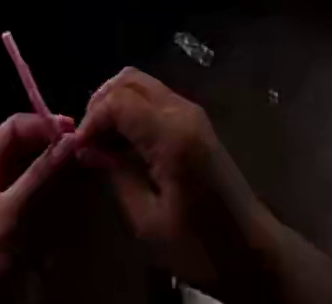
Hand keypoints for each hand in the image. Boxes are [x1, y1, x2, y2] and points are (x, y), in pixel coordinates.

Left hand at [0, 112, 78, 303]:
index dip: (39, 123)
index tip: (69, 128)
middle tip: (80, 144)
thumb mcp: (7, 213)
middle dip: (49, 142)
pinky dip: (50, 186)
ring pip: (31, 169)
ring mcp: (3, 200)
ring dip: (52, 163)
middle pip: (23, 147)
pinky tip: (68, 187)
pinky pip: (34, 193)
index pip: (12, 129)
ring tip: (79, 161)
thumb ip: (37, 176)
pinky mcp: (13, 222)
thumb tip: (67, 140)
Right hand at [75, 69, 273, 295]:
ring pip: (141, 83)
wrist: (253, 252)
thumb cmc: (200, 245)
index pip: (119, 102)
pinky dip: (131, 107)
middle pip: (129, 80)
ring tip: (101, 139)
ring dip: (115, 102)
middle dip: (101, 102)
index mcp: (172, 135)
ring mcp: (191, 111)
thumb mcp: (148, 220)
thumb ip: (116, 175)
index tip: (79, 148)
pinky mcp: (195, 119)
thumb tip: (88, 149)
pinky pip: (154, 96)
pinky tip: (123, 139)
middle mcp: (182, 111)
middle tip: (87, 138)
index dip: (92, 120)